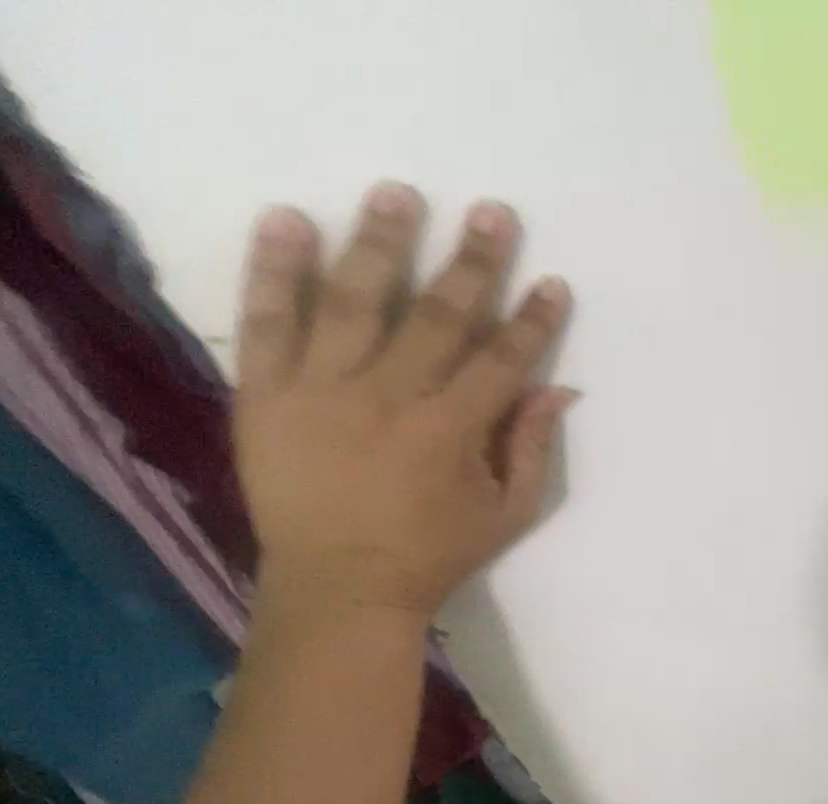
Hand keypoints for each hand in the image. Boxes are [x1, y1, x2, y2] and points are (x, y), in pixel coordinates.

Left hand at [233, 182, 576, 619]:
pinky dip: (276, 270)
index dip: (534, 320)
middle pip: (441, 316)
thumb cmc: (436, 551)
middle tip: (492, 212)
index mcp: (454, 430)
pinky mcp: (266, 394)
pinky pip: (268, 323)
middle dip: (473, 262)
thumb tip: (560, 388)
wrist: (338, 585)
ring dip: (381, 244)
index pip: (505, 359)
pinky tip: (288, 220)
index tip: (552, 281)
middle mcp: (392, 397)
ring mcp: (323, 390)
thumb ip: (534, 448)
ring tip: (397, 194)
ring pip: (357, 302)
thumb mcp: (509, 512)